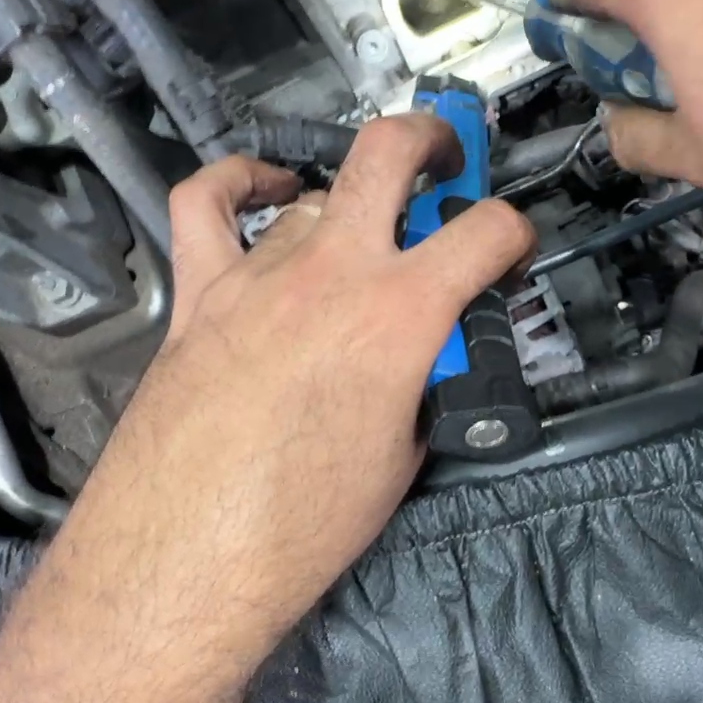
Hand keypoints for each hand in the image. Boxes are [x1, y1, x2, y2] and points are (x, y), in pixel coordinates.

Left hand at [47, 115, 535, 668]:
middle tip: (449, 161)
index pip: (484, 235)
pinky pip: (207, 204)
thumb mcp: (405, 454)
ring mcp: (257, 275)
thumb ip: (423, 384)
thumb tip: (422, 359)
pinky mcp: (199, 295)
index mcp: (399, 317)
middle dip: (433, 141)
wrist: (188, 561)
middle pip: (388, 154)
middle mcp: (330, 273)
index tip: (512, 250)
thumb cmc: (308, 526)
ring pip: (315, 196)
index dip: (514, 234)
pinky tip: (265, 190)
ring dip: (351, 208)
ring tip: (363, 241)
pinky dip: (240, 183)